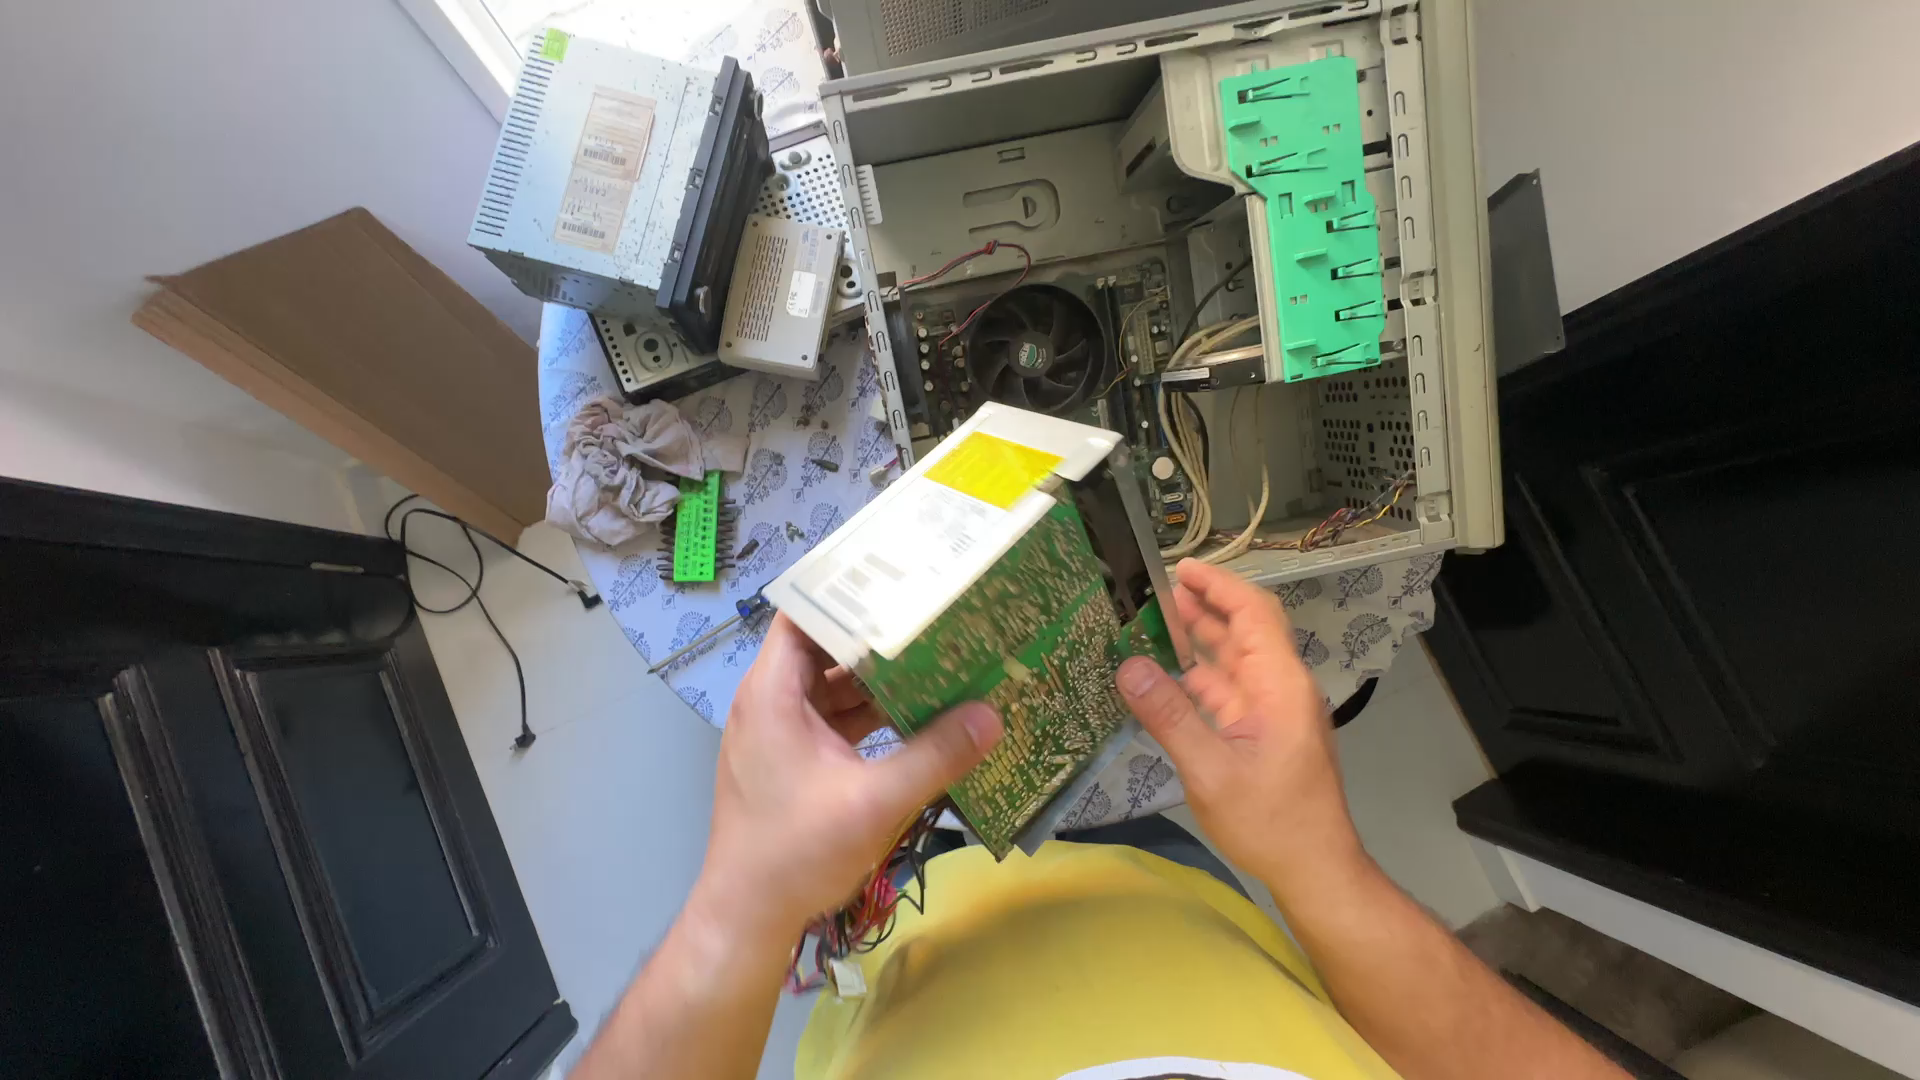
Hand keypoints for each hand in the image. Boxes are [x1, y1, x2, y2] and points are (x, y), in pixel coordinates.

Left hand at [693, 614, 1002, 941]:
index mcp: (772, 692)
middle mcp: (770, 701)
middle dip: (876, 635)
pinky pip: (833, 717)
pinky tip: (914, 713)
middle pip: (824, 647)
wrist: (747, 918)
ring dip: (877, 678)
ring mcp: (780, 731)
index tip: (898, 581)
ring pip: (831, 685)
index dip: (845, 594)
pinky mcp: (792, 758)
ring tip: (934, 657)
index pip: (803, 616)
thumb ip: (935, 756)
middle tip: (930, 616)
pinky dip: (868, 712)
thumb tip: (991, 715)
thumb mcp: (874, 802)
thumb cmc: (796, 852)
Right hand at [1116, 558, 1364, 894]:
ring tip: (1151, 622)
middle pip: (1242, 630)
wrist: (1315, 872)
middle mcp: (1278, 687)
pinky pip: (1225, 689)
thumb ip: (1170, 716)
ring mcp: (1270, 710)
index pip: (1253, 614)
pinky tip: (1163, 673)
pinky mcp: (1260, 731)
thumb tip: (1128, 666)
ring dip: (1197, 639)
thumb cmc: (1271, 821)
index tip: (1180, 568)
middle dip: (1201, 606)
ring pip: (1231, 659)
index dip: (1219, 585)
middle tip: (1151, 593)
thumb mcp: (1211, 770)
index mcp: (1279, 684)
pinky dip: (1195, 675)